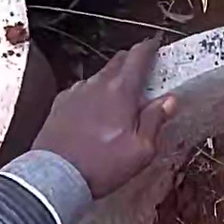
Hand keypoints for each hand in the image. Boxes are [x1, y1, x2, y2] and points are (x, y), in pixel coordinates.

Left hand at [31, 38, 174, 197]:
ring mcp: (76, 91)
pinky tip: (94, 113)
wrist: (53, 177)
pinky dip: (93, 95)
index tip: (155, 45)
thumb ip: (155, 120)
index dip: (149, 47)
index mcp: (122, 91)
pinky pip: (82, 91)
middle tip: (143, 72)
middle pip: (118, 61)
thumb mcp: (141, 150)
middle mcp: (98, 84)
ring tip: (118, 99)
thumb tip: (169, 100)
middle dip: (132, 61)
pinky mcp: (60, 103)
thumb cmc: (101, 165)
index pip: (138, 57)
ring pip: (99, 76)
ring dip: (112, 81)